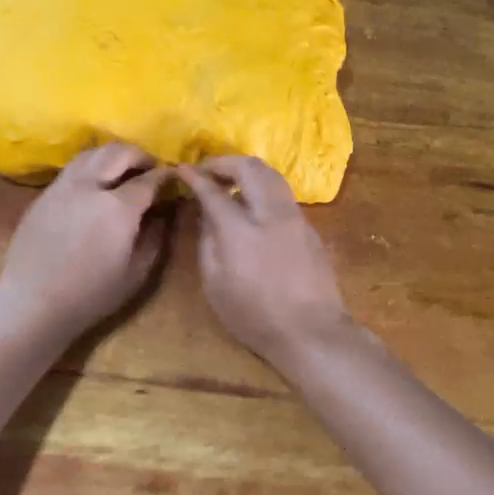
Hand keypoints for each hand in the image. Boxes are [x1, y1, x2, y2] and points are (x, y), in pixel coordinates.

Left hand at [0, 143, 170, 336]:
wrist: (32, 301)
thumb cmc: (89, 296)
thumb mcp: (135, 273)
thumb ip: (154, 237)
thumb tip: (163, 213)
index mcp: (117, 208)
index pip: (149, 179)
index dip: (166, 176)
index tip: (174, 179)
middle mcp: (90, 186)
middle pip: (119, 152)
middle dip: (140, 155)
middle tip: (150, 169)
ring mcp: (63, 186)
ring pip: (92, 153)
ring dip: (113, 155)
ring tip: (123, 170)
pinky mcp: (45, 193)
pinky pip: (73, 167)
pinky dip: (92, 165)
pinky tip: (96, 183)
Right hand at [177, 156, 353, 364]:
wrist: (311, 331)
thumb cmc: (254, 317)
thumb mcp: (215, 285)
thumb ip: (207, 243)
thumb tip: (205, 215)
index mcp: (240, 230)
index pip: (213, 190)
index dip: (195, 177)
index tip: (182, 170)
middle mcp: (270, 213)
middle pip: (248, 167)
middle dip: (223, 162)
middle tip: (206, 171)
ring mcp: (294, 217)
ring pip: (271, 174)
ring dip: (246, 170)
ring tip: (230, 182)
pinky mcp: (308, 226)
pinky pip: (282, 193)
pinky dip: (263, 187)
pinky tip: (253, 204)